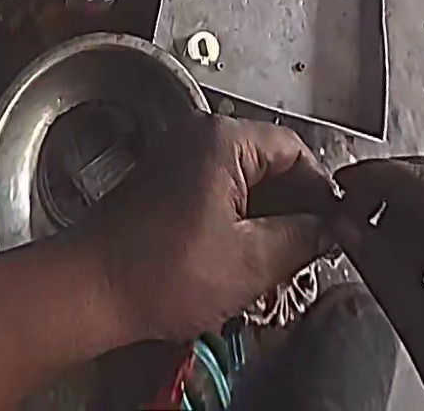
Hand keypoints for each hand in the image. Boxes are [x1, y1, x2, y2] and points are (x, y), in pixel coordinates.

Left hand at [73, 115, 332, 341]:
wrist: (89, 289)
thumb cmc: (159, 272)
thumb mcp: (248, 261)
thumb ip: (300, 238)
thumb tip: (330, 229)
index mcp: (225, 140)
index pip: (294, 150)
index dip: (320, 189)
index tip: (334, 223)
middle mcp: (204, 135)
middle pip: (271, 161)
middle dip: (293, 206)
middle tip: (310, 247)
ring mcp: (185, 154)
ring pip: (247, 177)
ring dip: (267, 215)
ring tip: (278, 259)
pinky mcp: (172, 176)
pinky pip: (222, 186)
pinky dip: (240, 215)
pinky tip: (246, 253)